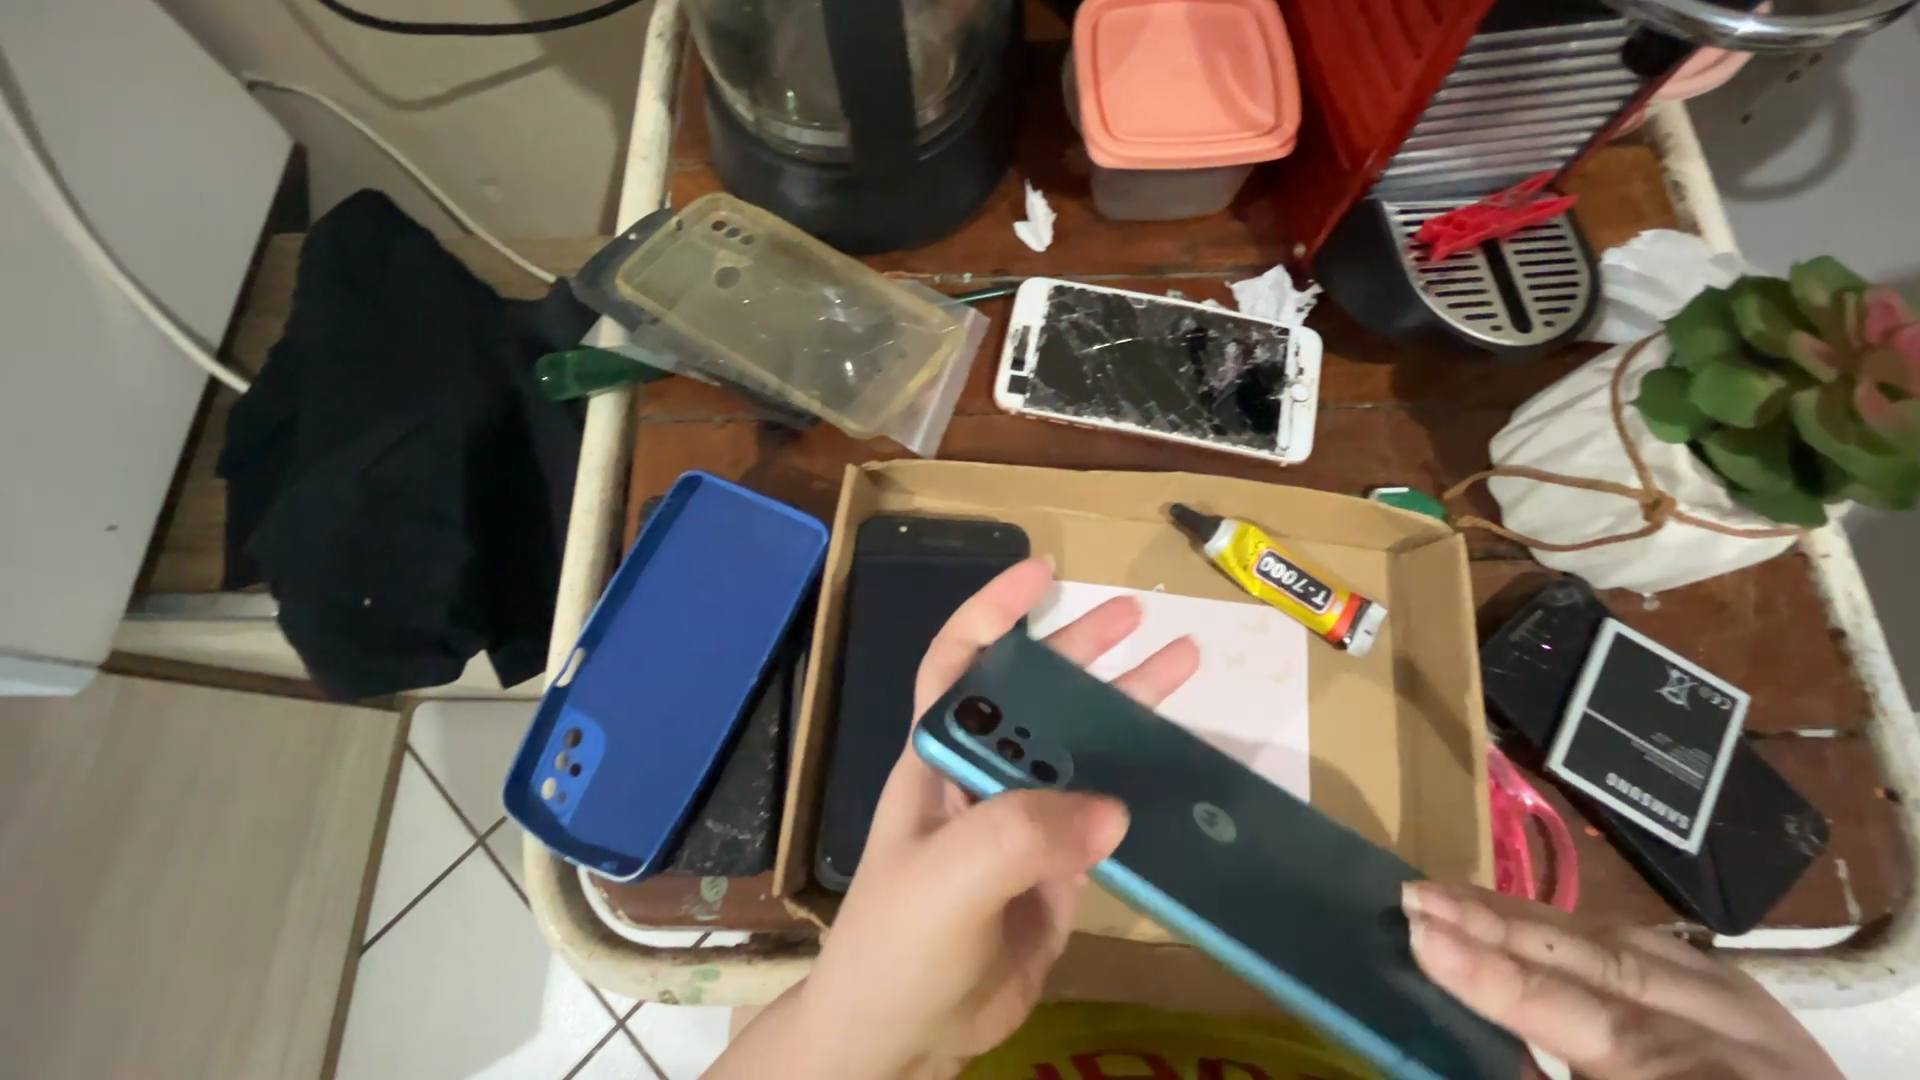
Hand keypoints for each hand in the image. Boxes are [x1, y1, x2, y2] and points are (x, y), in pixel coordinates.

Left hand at [722, 557, 1197, 1079]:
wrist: (907, 1035)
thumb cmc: (902, 944)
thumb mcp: (949, 880)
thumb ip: (1021, 836)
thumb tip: (1111, 808)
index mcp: (939, 756)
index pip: (959, 662)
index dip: (993, 612)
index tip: (1041, 574)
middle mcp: (983, 773)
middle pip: (1035, 692)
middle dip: (1081, 648)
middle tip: (1139, 615)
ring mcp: (1023, 817)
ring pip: (1080, 745)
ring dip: (1125, 705)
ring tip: (1182, 664)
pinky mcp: (1056, 863)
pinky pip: (1103, 809)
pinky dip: (1141, 782)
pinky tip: (1179, 764)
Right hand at [1403, 882, 1843, 1079]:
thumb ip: (1538, 1074)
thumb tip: (1461, 1042)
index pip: (1586, 1018)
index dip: (1497, 979)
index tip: (1421, 936)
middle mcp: (1740, 1045)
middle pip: (1602, 966)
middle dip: (1496, 927)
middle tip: (1412, 898)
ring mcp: (1750, 1013)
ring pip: (1618, 941)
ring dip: (1520, 917)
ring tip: (1441, 896)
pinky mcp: (1738, 994)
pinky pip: (1640, 942)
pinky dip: (1567, 926)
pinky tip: (1512, 914)